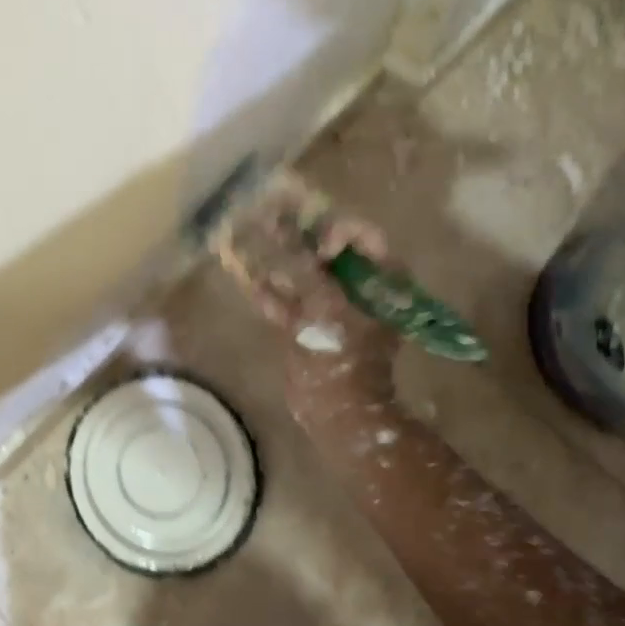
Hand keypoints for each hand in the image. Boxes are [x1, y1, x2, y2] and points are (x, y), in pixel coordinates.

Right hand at [210, 176, 387, 339]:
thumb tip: (287, 234)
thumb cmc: (341, 354)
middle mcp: (359, 290)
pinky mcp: (310, 327)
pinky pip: (289, 301)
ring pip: (305, 275)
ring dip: (280, 258)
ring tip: (254, 232)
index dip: (339, 230)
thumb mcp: (325, 304)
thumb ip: (307, 267)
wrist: (335, 410)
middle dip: (300, 236)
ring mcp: (333, 310)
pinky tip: (244, 272)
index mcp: (380, 283)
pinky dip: (269, 290)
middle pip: (329, 252)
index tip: (317, 242)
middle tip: (273, 215)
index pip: (364, 238)